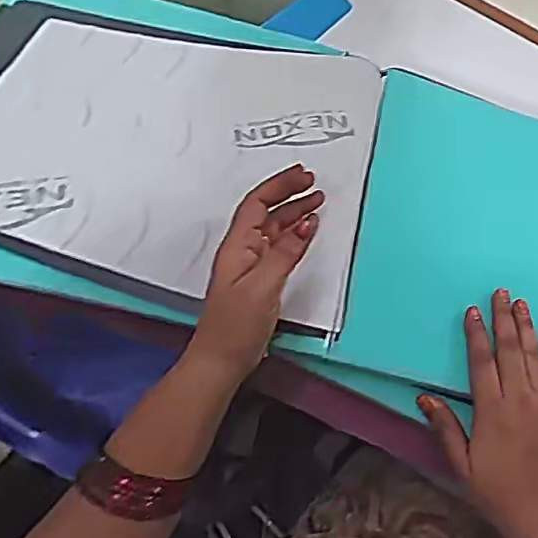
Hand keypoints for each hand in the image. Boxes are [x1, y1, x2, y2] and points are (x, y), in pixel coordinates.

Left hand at [189, 166, 322, 378]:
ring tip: (317, 202)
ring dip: (295, 213)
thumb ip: (286, 253)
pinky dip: (295, 234)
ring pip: (274, 228)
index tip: (303, 176)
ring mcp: (251, 264)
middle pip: (266, 211)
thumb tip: (307, 223)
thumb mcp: (263, 287)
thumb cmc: (234, 328)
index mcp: (237, 247)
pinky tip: (307, 232)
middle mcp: (242, 250)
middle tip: (314, 183)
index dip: (279, 186)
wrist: (220, 361)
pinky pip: (279, 246)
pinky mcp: (260, 279)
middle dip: (289, 194)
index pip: (257, 204)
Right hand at [419, 290, 537, 537]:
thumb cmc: (497, 492)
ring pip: (534, 356)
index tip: (472, 311)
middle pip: (510, 350)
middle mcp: (520, 399)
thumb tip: (424, 398)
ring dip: (527, 327)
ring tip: (521, 304)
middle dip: (503, 319)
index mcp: (492, 410)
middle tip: (500, 293)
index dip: (476, 334)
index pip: (482, 362)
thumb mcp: (461, 465)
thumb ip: (445, 428)